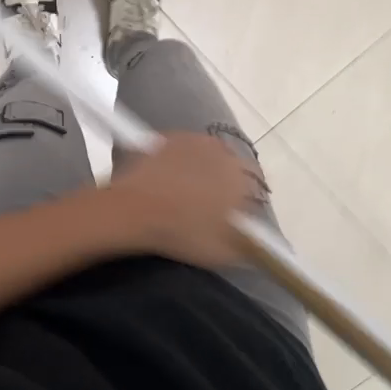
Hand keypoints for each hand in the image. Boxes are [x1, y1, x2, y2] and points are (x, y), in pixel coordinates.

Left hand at [105, 134, 264, 266]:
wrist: (134, 210)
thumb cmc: (181, 233)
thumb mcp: (221, 253)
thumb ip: (244, 246)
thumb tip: (252, 243)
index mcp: (242, 179)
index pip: (256, 187)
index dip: (246, 201)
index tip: (236, 213)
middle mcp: (225, 153)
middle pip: (234, 167)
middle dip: (227, 182)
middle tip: (211, 201)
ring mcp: (196, 140)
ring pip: (210, 154)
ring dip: (206, 166)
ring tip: (190, 187)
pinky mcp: (171, 136)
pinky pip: (186, 147)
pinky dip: (183, 158)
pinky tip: (171, 174)